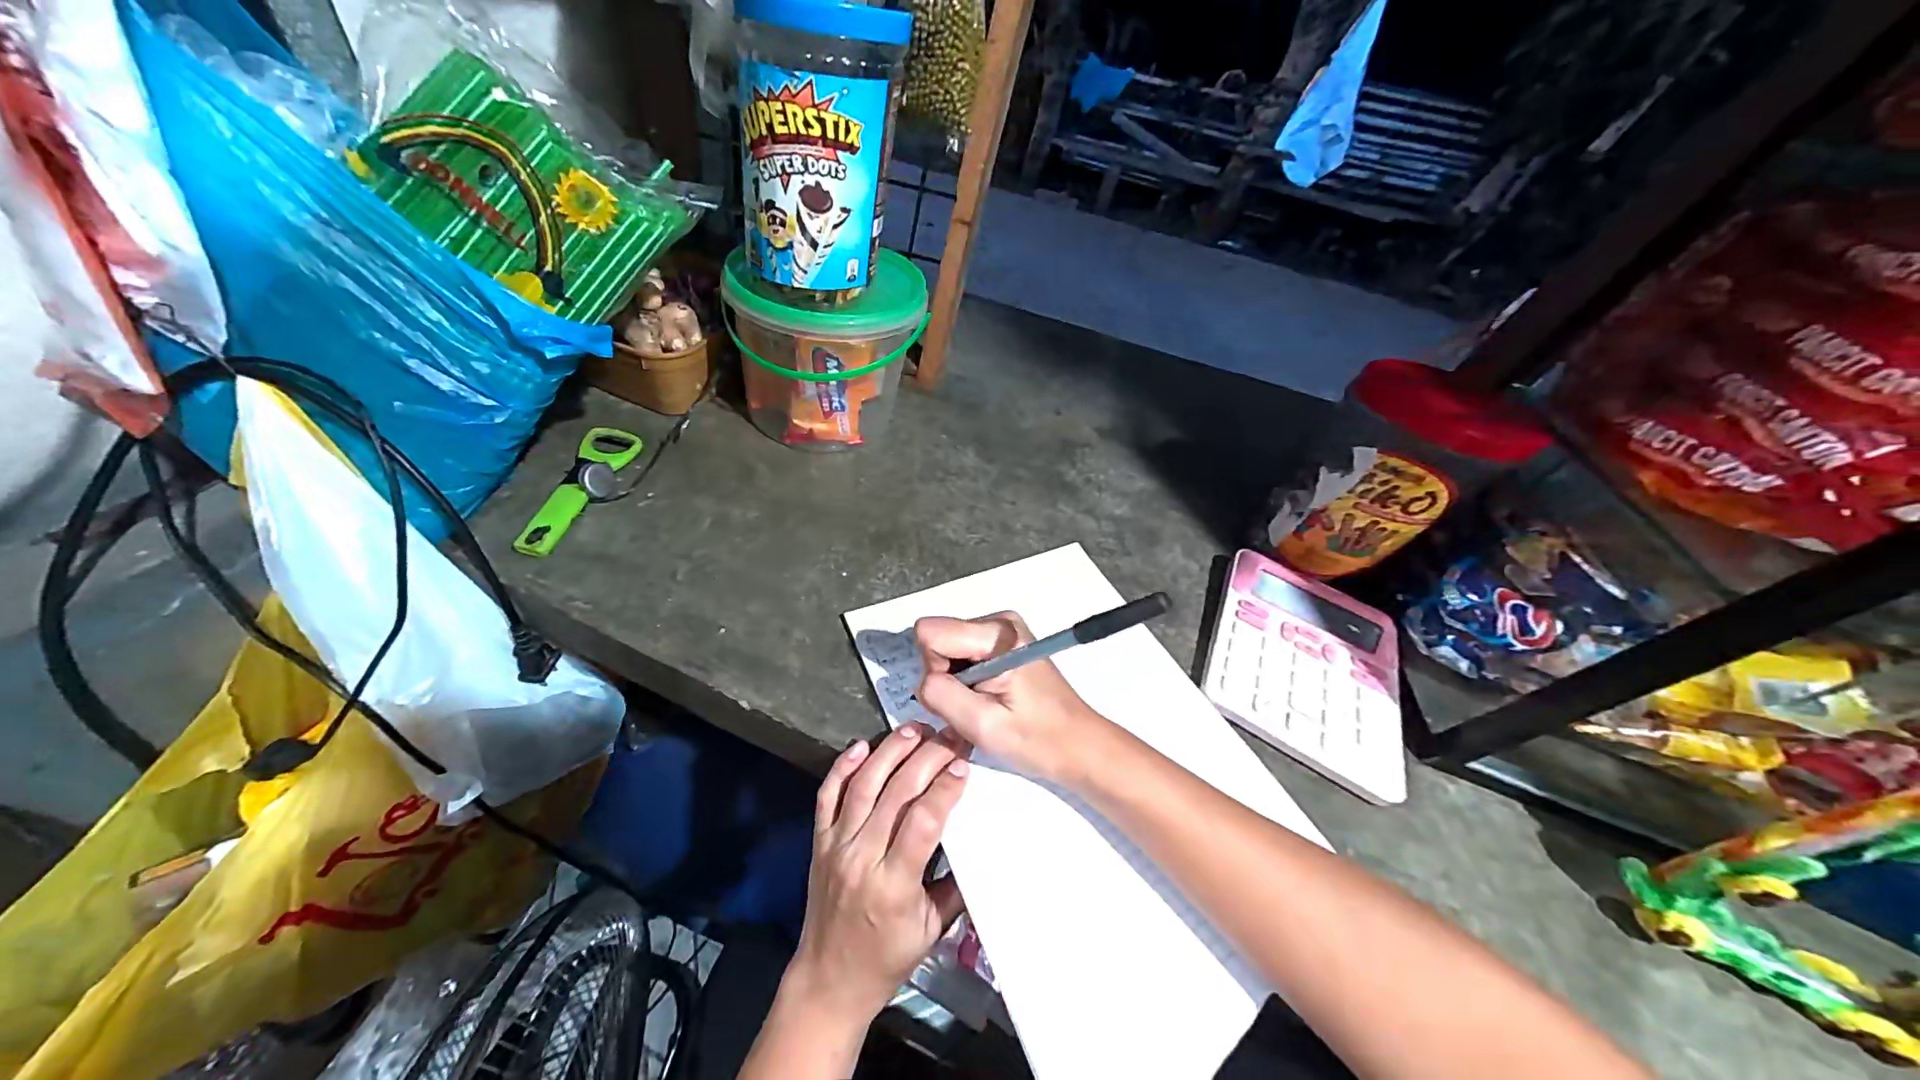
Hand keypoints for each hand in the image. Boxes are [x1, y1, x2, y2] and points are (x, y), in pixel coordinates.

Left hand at [788, 723, 969, 1026]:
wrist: (828, 980)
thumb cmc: (886, 958)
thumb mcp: (931, 930)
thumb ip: (956, 885)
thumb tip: (981, 841)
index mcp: (893, 885)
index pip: (922, 822)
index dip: (944, 788)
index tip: (963, 764)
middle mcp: (861, 858)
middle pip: (895, 794)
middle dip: (926, 758)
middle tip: (949, 737)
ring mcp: (836, 846)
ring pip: (863, 786)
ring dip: (890, 752)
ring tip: (914, 730)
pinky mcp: (819, 841)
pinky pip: (827, 795)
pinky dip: (842, 767)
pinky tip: (861, 746)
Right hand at [915, 612, 1109, 785]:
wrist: (1077, 746)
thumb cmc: (1037, 739)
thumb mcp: (982, 724)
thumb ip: (942, 694)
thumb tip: (922, 679)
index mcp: (997, 634)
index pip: (929, 633)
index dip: (934, 670)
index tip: (960, 697)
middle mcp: (998, 623)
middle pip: (937, 641)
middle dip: (944, 679)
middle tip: (974, 709)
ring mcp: (1000, 633)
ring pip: (945, 651)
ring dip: (955, 685)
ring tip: (984, 708)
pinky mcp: (1000, 646)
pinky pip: (960, 658)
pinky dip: (965, 684)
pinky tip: (988, 702)